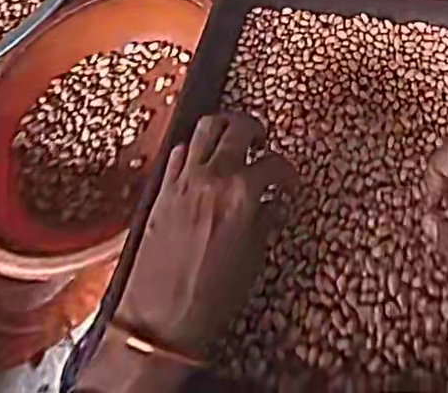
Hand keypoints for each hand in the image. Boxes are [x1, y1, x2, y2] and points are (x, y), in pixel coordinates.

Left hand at [116, 112, 295, 355]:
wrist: (159, 322)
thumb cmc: (209, 299)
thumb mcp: (251, 261)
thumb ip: (264, 223)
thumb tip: (274, 204)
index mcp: (240, 195)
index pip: (274, 164)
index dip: (287, 172)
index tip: (288, 180)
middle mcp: (213, 177)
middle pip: (239, 127)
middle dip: (257, 130)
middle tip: (262, 143)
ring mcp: (185, 179)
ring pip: (206, 126)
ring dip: (225, 126)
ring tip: (233, 139)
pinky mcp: (163, 188)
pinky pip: (180, 150)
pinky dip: (194, 148)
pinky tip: (202, 162)